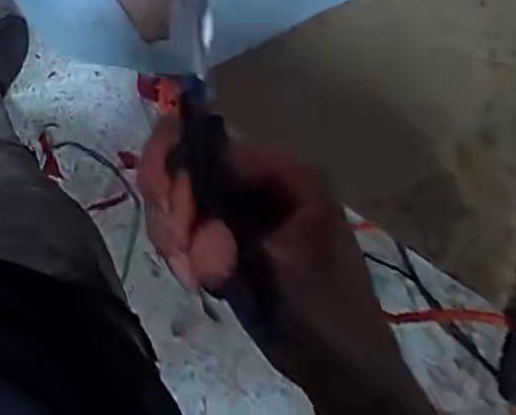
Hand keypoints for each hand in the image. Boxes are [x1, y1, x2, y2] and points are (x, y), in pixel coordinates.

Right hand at [141, 117, 435, 414]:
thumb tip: (184, 216)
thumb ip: (229, 240)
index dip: (178, 179)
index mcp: (282, 169)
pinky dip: (175, 239)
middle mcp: (258, 171)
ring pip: (177, 187)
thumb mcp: (278, 272)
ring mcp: (241, 195)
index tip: (177, 232)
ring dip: (171, 229)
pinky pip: (183, 212)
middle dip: (171, 207)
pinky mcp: (227, 220)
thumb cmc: (324, 316)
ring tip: (190, 275)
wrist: (345, 369)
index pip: (206, 146)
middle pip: (185, 159)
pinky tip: (192, 273)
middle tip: (177, 257)